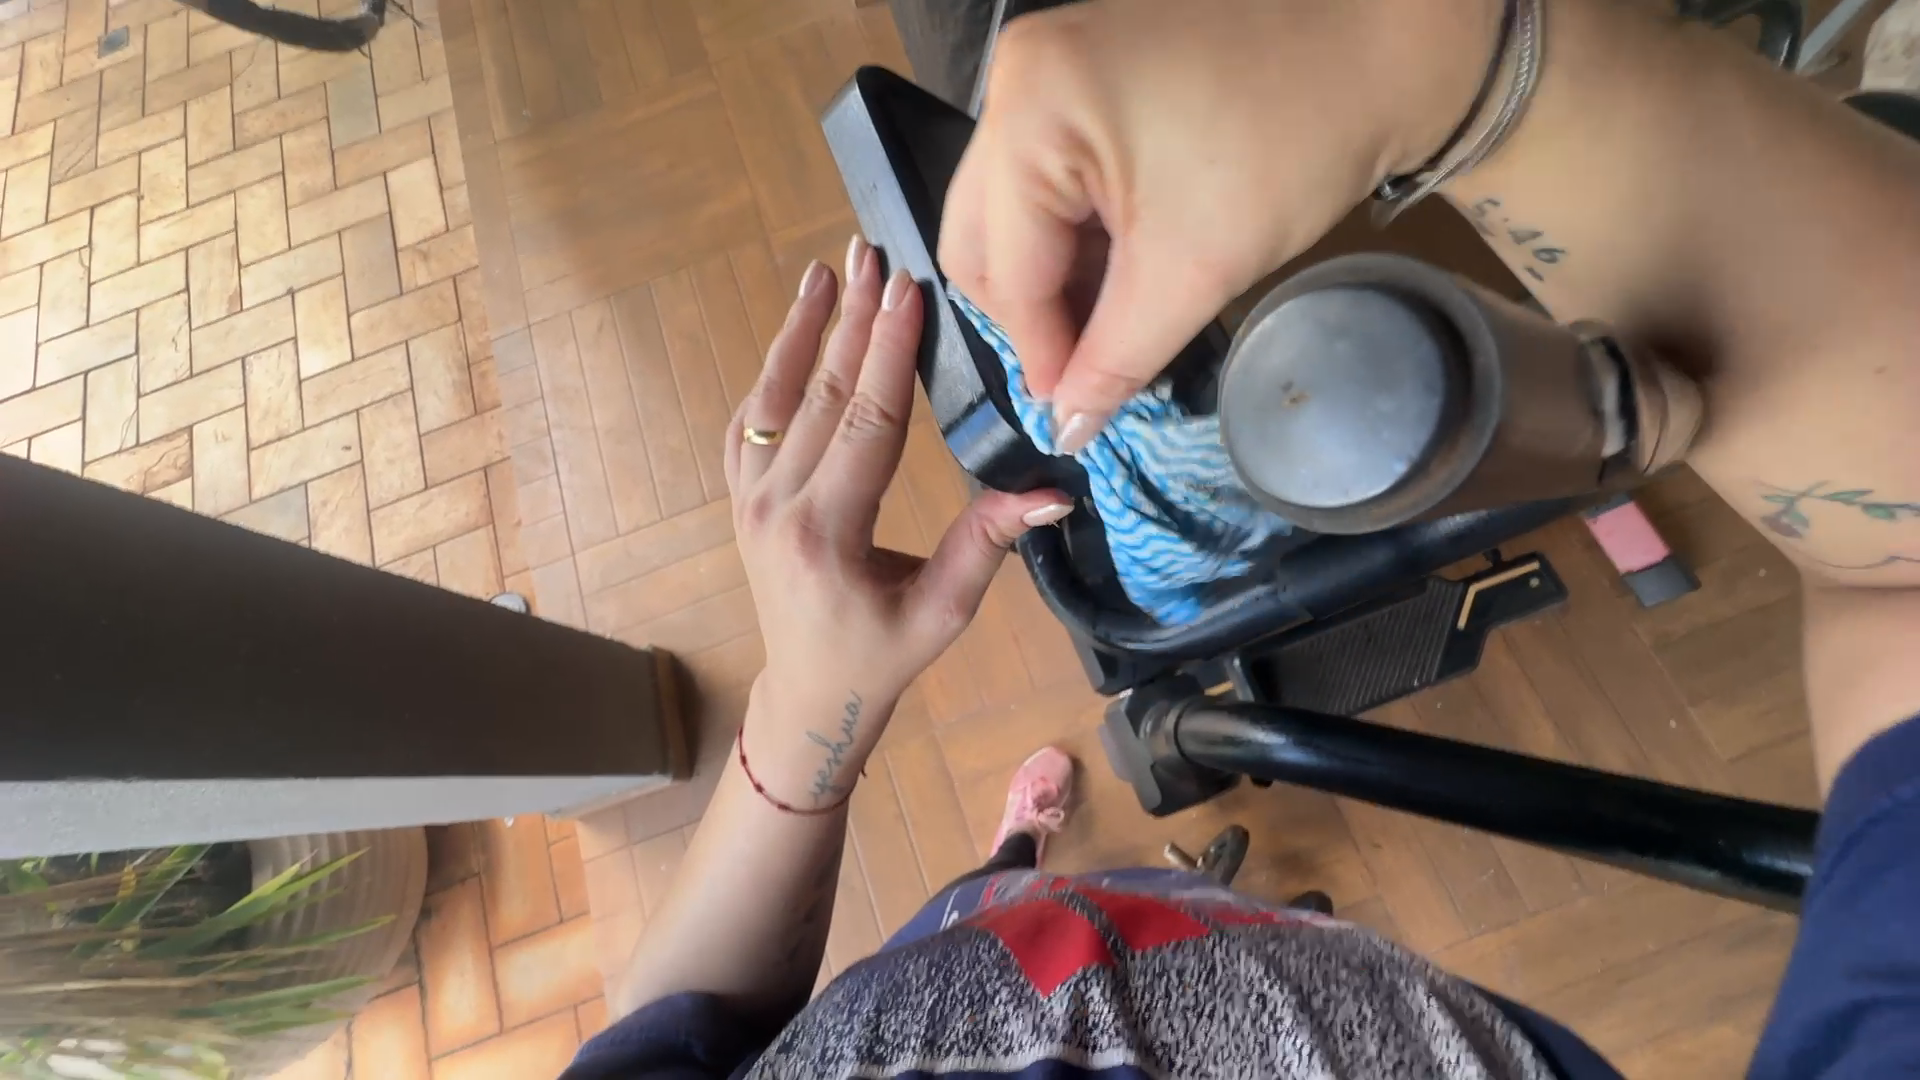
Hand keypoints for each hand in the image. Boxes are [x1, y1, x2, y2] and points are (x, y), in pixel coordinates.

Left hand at [726, 239, 1072, 807]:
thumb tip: (1049, 491)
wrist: (808, 691)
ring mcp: (746, 501)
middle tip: (870, 255)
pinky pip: (747, 428)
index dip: (889, 353)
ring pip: (771, 401)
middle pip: (817, 396)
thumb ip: (985, 545)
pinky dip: (770, 377)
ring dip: (799, 333)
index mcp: (826, 532)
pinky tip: (791, 340)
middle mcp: (775, 506)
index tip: (908, 289)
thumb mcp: (942, 611)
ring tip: (823, 274)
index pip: (866, 422)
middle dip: (850, 321)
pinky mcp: (740, 502)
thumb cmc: (881, 657)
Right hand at [938, 0, 1500, 451]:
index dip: (1037, 353)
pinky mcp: (1072, 84)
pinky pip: (1039, 191)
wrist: (1386, 35)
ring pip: (1005, 221)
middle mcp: (1014, 84)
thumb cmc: (1295, 142)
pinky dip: (1068, 245)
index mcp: (1032, 112)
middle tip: (1083, 364)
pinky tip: (1113, 274)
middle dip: (1028, 316)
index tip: (1070, 413)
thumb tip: (1064, 434)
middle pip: (979, 241)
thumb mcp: (1192, 271)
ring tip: (1106, 323)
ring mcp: (1039, 76)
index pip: (1004, 270)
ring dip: (1049, 285)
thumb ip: (1114, 363)